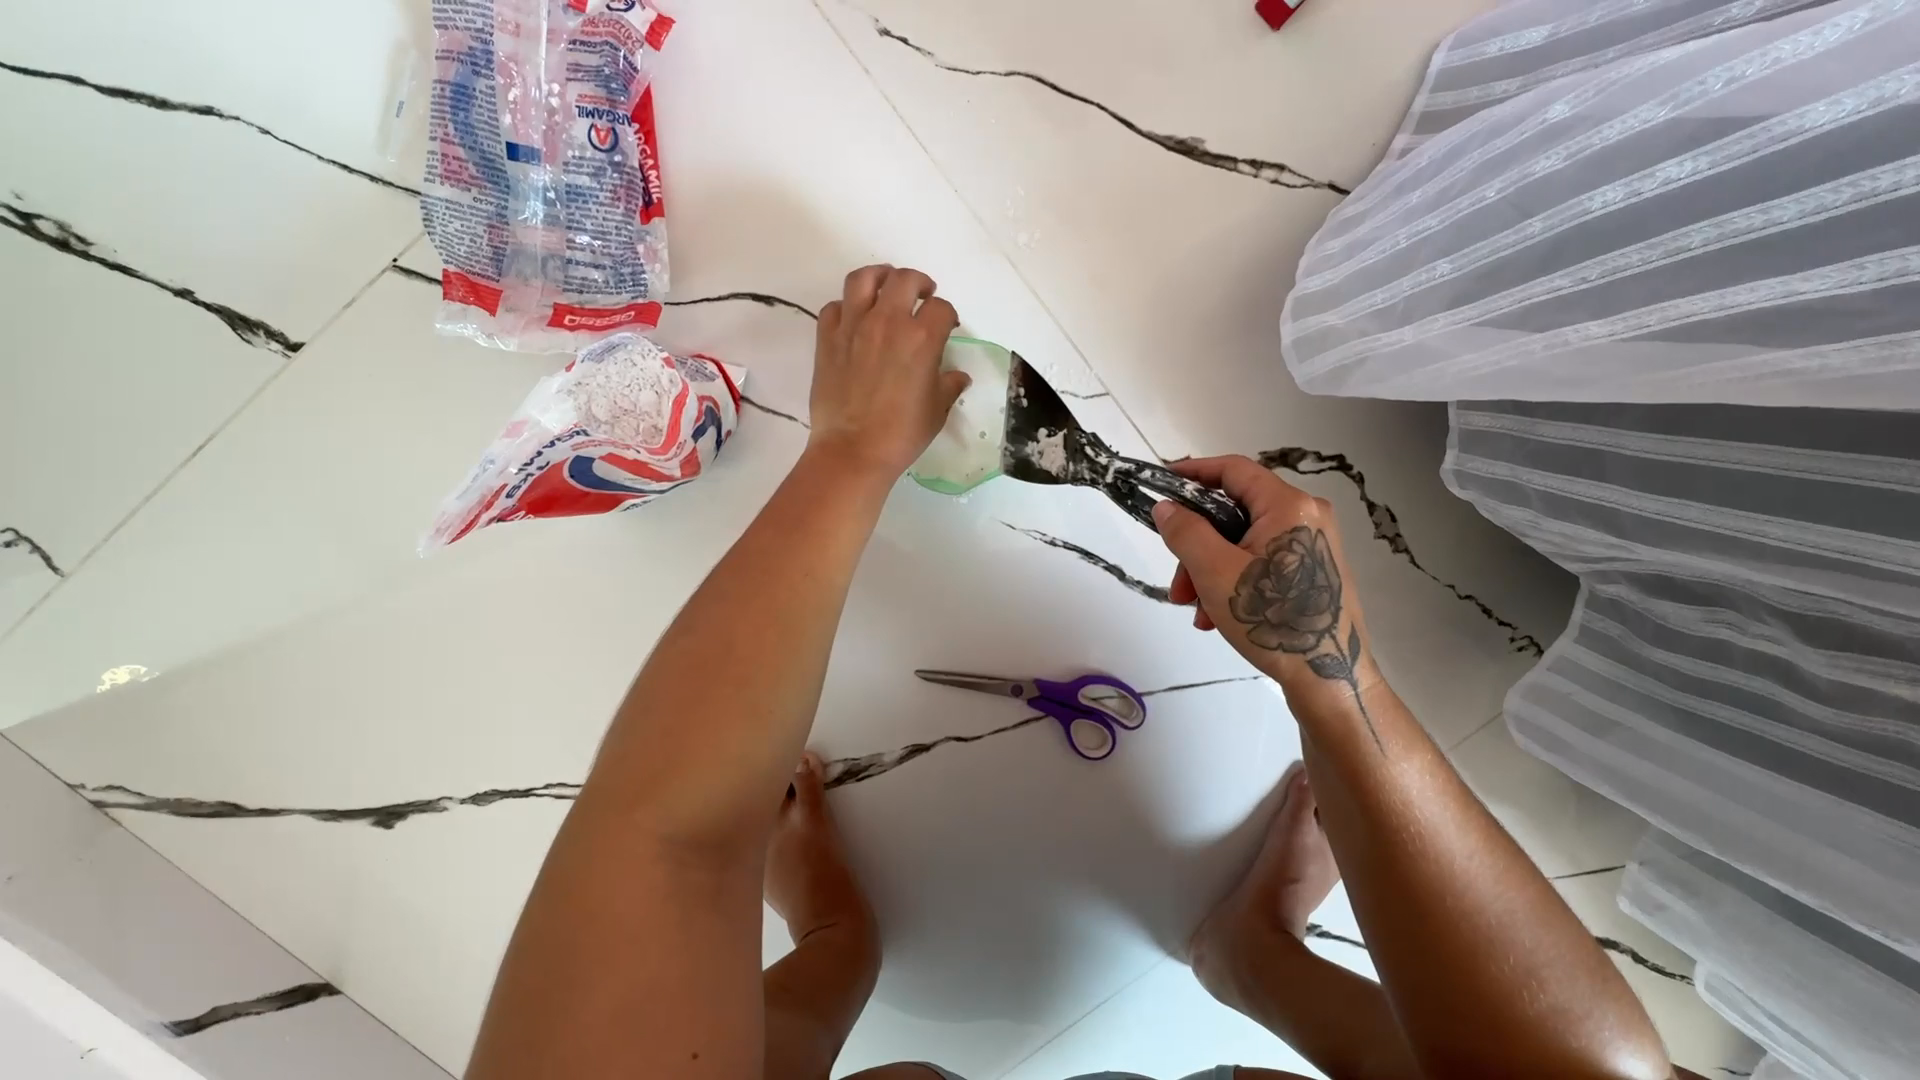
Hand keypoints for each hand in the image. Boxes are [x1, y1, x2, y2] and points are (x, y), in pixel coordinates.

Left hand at [806, 265, 967, 478]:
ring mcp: (853, 326)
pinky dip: (847, 307)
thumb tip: (957, 377)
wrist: (853, 450)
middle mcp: (887, 322)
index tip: (947, 326)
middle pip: (905, 279)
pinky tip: (854, 319)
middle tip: (922, 295)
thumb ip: (948, 386)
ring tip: (886, 286)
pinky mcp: (827, 338)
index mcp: (921, 338)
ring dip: (880, 276)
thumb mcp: (936, 411)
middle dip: (919, 283)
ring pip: (864, 279)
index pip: (941, 308)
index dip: (947, 315)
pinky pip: (835, 307)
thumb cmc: (901, 434)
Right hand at [1154, 457, 1375, 696]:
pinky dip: (1232, 582)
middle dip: (1195, 546)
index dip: (1193, 472)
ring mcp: (1312, 545)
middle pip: (1234, 514)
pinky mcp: (1314, 571)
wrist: (1330, 677)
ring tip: (1195, 611)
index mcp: (1288, 505)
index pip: (1232, 470)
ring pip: (1242, 543)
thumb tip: (1165, 507)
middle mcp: (1306, 516)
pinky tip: (1216, 618)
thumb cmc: (1273, 618)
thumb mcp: (1215, 572)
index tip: (1160, 484)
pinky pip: (1260, 562)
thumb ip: (1186, 532)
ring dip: (1208, 571)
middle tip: (1177, 584)